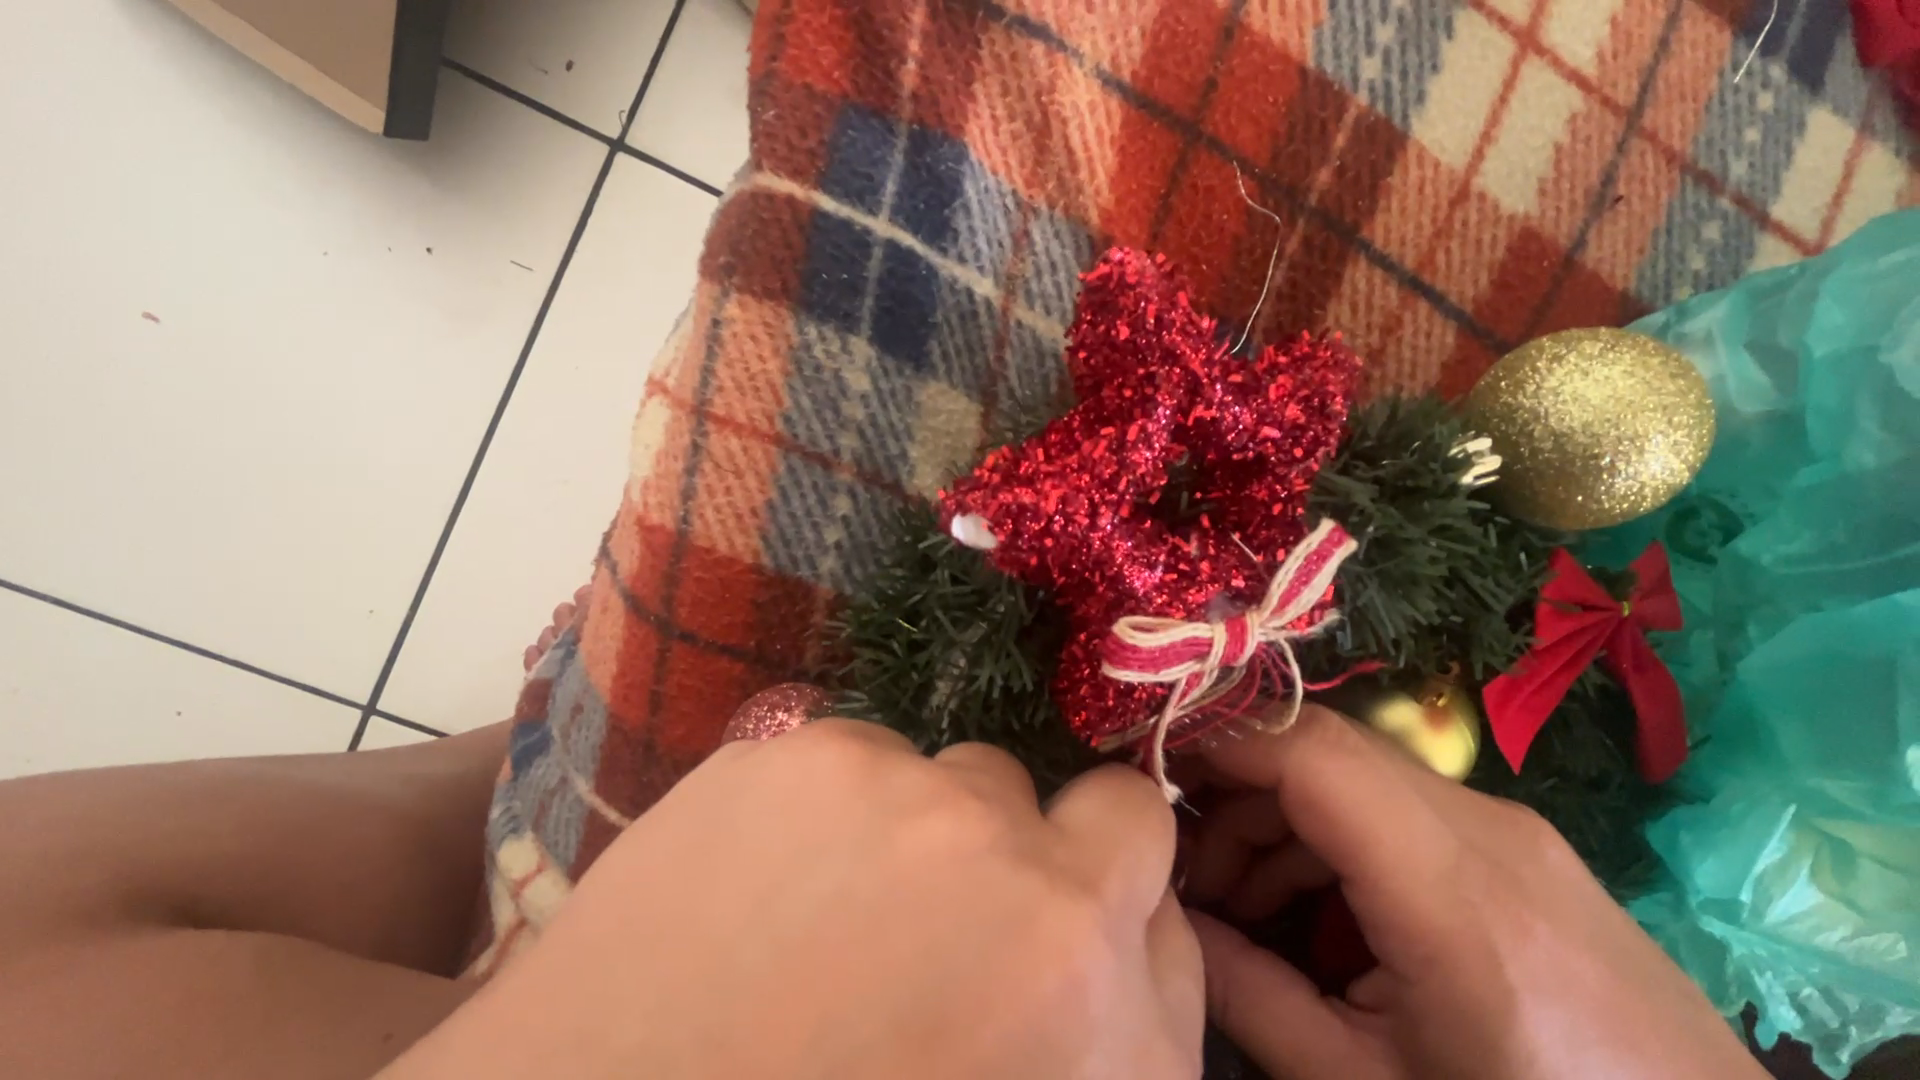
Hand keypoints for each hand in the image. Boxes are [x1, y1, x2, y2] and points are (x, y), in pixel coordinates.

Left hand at [383, 720, 1203, 1079]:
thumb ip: (1149, 996)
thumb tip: (1144, 901)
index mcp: (1067, 932)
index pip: (1129, 809)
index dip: (1096, 847)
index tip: (1048, 887)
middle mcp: (978, 826)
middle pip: (1012, 783)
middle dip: (986, 847)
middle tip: (916, 934)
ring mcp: (861, 778)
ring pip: (915, 769)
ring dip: (893, 829)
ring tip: (816, 926)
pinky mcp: (763, 760)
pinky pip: (827, 766)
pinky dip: (808, 818)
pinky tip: (752, 900)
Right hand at [1182, 705, 1764, 1079]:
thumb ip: (1246, 993)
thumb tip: (1161, 915)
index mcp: (1452, 890)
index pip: (1311, 751)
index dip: (1216, 738)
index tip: (1144, 769)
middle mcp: (1485, 829)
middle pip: (1324, 753)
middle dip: (1233, 790)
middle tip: (1182, 865)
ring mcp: (1511, 833)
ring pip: (1355, 779)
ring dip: (1278, 820)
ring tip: (1238, 905)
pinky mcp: (1520, 852)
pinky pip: (1396, 814)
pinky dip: (1330, 843)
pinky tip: (1310, 917)